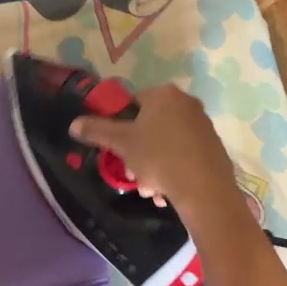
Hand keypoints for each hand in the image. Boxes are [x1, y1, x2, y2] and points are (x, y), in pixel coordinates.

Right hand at [69, 84, 239, 214]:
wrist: (203, 187)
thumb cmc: (158, 157)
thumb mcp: (121, 143)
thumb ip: (96, 130)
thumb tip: (73, 124)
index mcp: (163, 94)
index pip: (133, 102)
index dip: (120, 126)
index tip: (118, 148)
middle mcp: (186, 102)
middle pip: (149, 125)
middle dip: (137, 152)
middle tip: (131, 174)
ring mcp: (202, 124)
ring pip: (165, 144)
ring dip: (152, 166)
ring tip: (150, 189)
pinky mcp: (212, 146)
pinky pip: (183, 155)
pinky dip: (172, 170)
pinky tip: (167, 191)